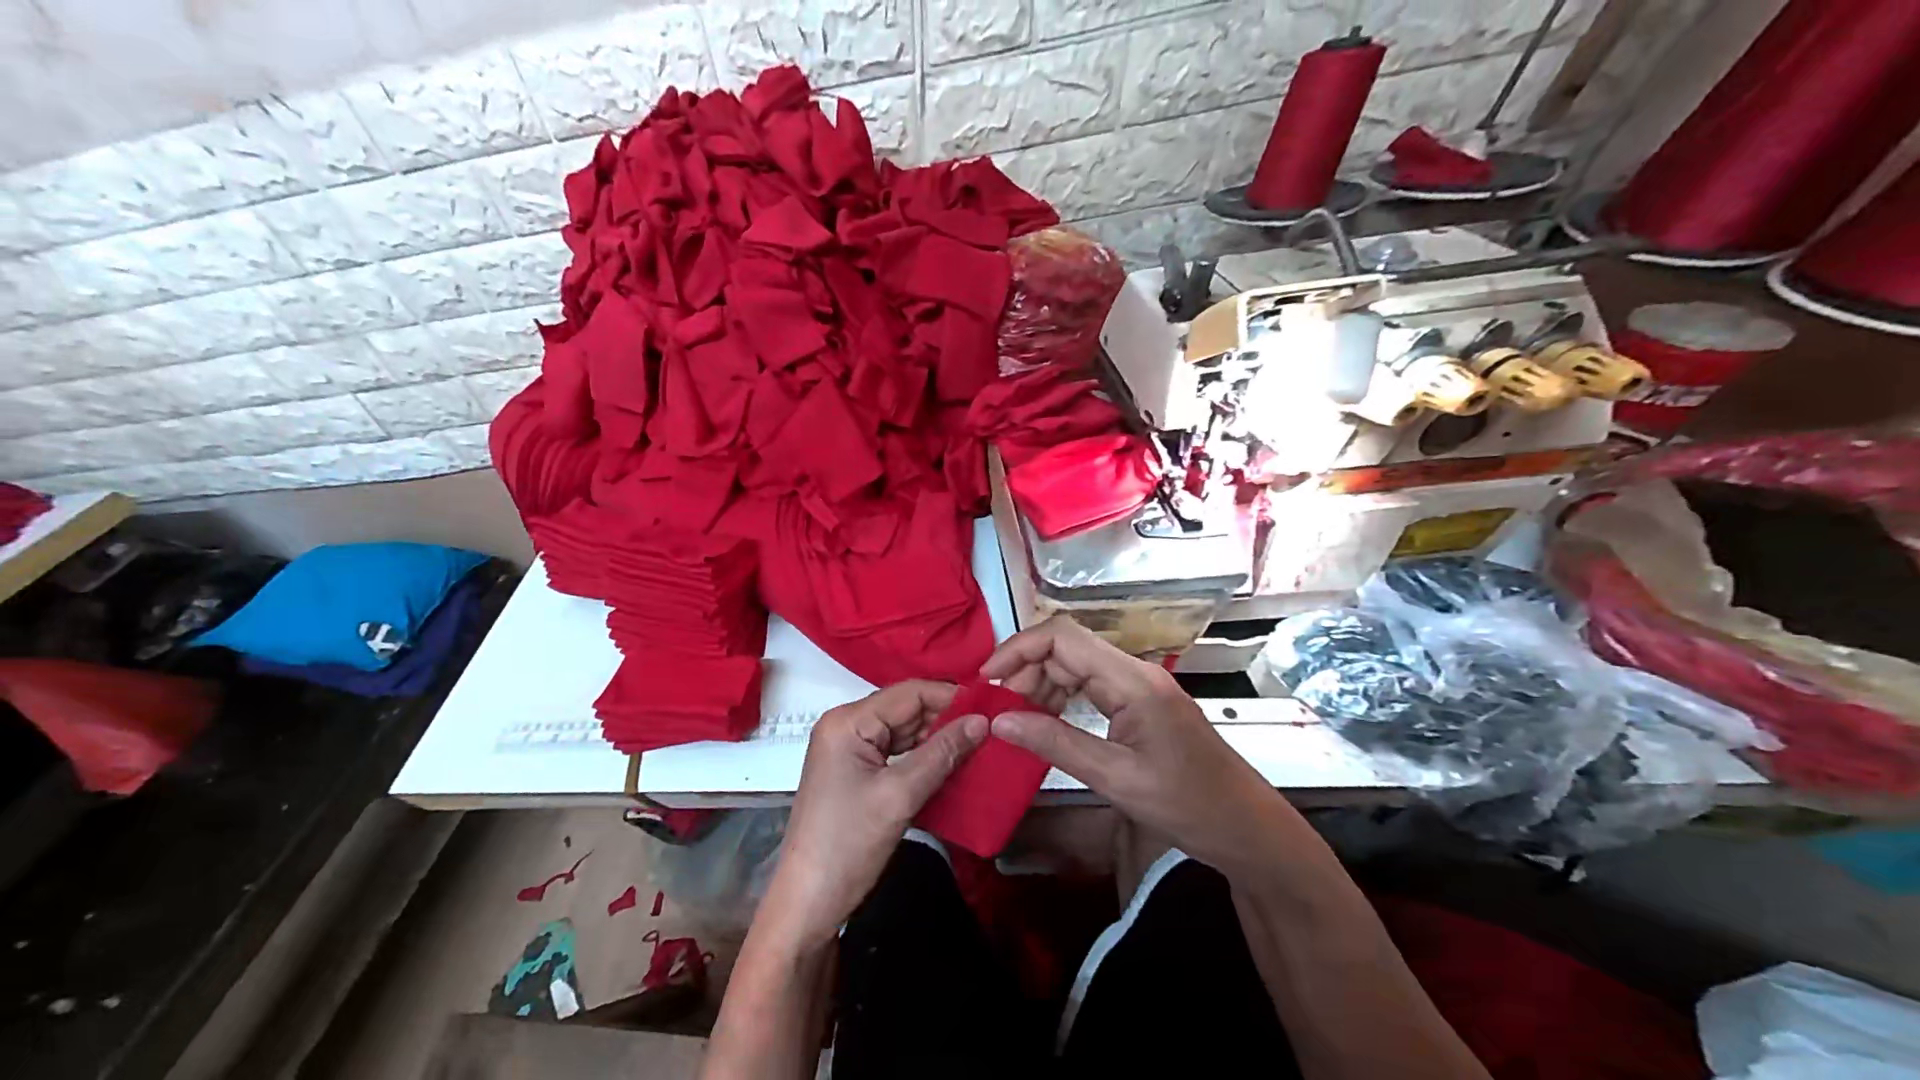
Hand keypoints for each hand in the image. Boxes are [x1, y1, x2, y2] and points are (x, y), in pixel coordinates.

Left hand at [761, 680, 985, 947]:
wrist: (809, 903)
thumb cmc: (848, 845)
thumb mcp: (900, 796)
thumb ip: (942, 753)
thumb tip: (982, 721)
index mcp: (848, 721)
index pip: (909, 692)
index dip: (951, 697)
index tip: (992, 709)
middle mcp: (846, 725)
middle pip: (907, 709)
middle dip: (948, 718)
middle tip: (993, 729)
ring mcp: (850, 749)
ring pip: (906, 731)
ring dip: (940, 739)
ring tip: (983, 745)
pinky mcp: (857, 771)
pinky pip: (898, 752)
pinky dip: (925, 758)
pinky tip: (955, 765)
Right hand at [982, 617, 1307, 876]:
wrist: (1244, 826)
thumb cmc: (1187, 805)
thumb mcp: (1115, 778)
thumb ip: (1055, 743)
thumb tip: (1000, 720)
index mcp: (1131, 680)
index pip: (1063, 637)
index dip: (1018, 649)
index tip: (987, 680)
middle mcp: (1133, 671)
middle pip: (1066, 647)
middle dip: (1025, 670)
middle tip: (999, 708)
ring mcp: (1138, 685)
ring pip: (1075, 664)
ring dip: (1040, 683)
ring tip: (1016, 717)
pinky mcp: (1139, 702)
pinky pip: (1090, 685)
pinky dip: (1060, 697)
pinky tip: (1045, 721)